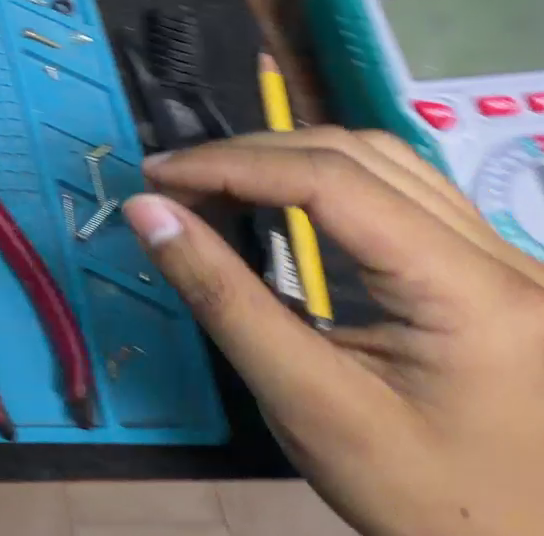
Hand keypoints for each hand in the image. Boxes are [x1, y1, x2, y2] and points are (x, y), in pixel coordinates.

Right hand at [124, 128, 543, 535]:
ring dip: (284, 159)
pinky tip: (275, 206)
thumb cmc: (422, 497)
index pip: (332, 181)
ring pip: (384, 163)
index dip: (229, 164)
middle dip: (249, 155)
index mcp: (474, 293)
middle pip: (359, 155)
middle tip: (171, 183)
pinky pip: (400, 194)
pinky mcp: (491, 278)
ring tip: (212, 185)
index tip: (153, 178)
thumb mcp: (306, 402)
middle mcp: (508, 261)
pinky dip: (320, 183)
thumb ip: (222, 297)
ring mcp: (509, 267)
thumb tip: (144, 209)